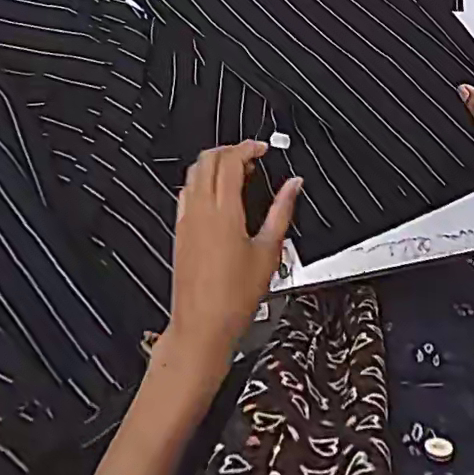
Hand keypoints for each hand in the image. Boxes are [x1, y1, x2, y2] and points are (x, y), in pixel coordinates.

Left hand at [165, 141, 301, 369]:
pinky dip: (201, 181)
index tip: (261, 148)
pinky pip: (186, 192)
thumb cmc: (234, 298)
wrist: (202, 327)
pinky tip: (216, 196)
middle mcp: (200, 210)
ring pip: (193, 172)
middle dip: (230, 149)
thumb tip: (294, 185)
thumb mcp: (269, 252)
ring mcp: (186, 219)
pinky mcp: (179, 231)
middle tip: (251, 156)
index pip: (230, 160)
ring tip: (237, 172)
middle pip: (208, 159)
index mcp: (223, 211)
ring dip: (214, 163)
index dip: (247, 147)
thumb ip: (282, 211)